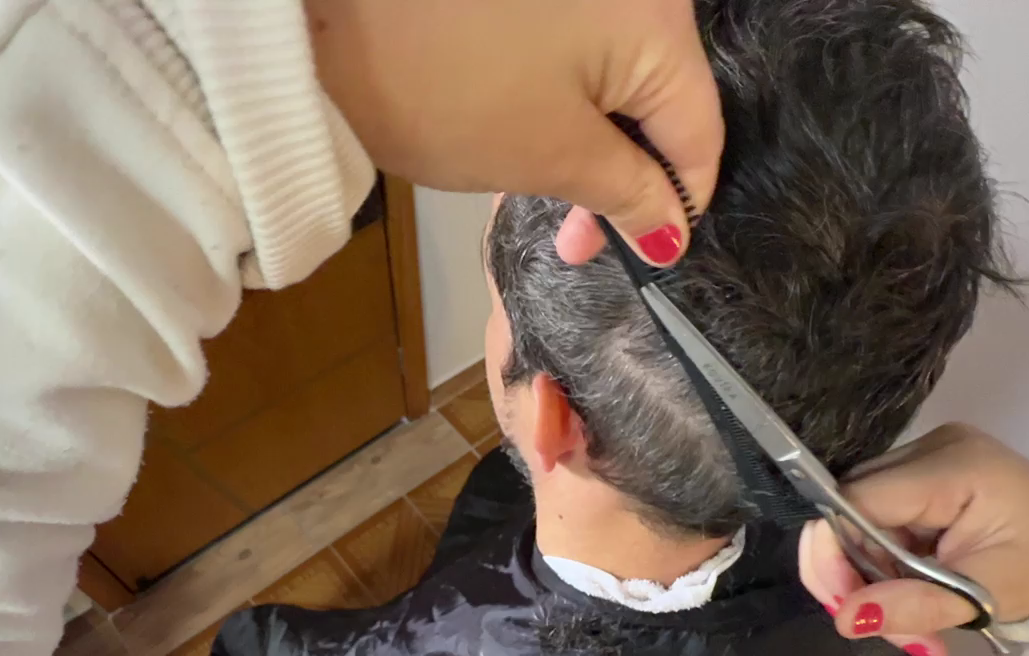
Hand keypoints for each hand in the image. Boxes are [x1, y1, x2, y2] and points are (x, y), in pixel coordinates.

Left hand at [304, 0, 721, 265]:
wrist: (327, 12)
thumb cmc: (452, 93)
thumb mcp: (551, 155)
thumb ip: (625, 192)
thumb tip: (672, 229)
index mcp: (656, 21)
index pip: (700, 133)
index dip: (677, 206)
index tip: (640, 257)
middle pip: (660, 104)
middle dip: (626, 183)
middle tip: (574, 244)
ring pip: (617, 85)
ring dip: (593, 151)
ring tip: (550, 200)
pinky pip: (579, 58)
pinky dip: (568, 109)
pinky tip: (537, 142)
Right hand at [799, 425, 1028, 655]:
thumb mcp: (986, 597)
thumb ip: (914, 605)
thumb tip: (846, 619)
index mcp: (953, 467)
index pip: (854, 501)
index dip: (832, 554)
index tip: (846, 610)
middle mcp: (928, 449)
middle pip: (845, 511)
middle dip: (850, 576)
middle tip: (879, 626)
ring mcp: (920, 459)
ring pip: (851, 522)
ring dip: (863, 579)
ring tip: (906, 623)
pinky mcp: (917, 477)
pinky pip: (869, 522)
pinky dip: (877, 567)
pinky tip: (904, 594)